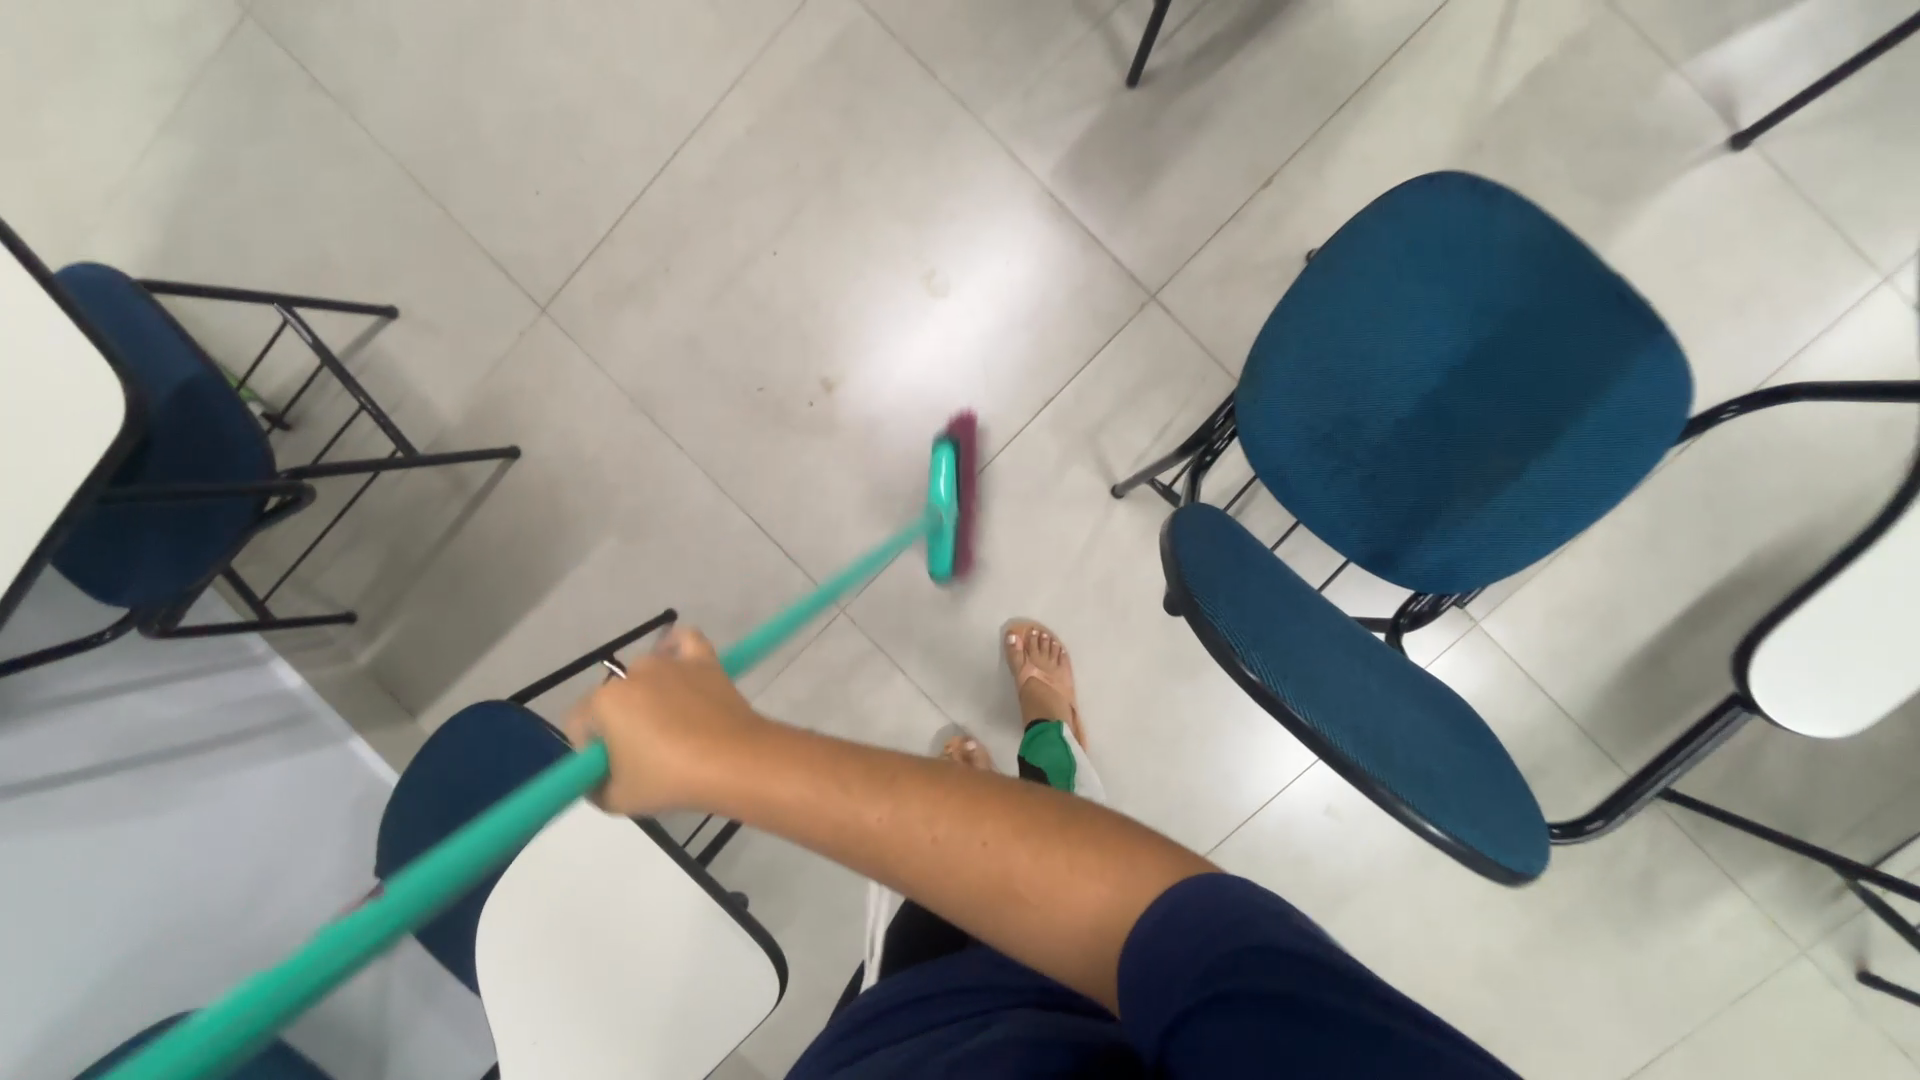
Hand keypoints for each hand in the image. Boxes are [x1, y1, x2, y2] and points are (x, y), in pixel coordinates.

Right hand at [565, 625, 768, 815]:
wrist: (733, 761)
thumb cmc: (670, 779)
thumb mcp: (616, 799)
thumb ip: (594, 787)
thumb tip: (597, 778)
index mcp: (604, 702)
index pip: (578, 723)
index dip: (590, 749)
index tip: (612, 769)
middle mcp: (634, 673)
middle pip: (613, 699)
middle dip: (620, 723)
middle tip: (644, 752)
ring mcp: (671, 663)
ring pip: (645, 674)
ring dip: (648, 694)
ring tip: (669, 723)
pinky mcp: (703, 661)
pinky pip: (684, 641)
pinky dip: (677, 647)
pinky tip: (676, 660)